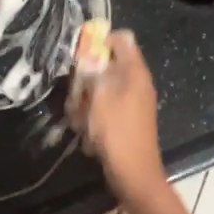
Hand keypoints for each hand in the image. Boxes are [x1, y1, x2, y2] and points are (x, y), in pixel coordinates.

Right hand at [71, 30, 166, 193]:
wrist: (133, 173)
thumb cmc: (116, 132)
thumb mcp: (99, 97)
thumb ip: (94, 71)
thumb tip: (88, 53)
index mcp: (135, 72)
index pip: (122, 39)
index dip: (101, 41)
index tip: (81, 54)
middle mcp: (137, 83)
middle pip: (109, 65)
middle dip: (88, 77)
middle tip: (77, 91)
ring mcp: (133, 102)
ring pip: (103, 88)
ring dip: (87, 100)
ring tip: (79, 116)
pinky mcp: (126, 119)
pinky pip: (105, 108)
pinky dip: (94, 116)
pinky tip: (86, 130)